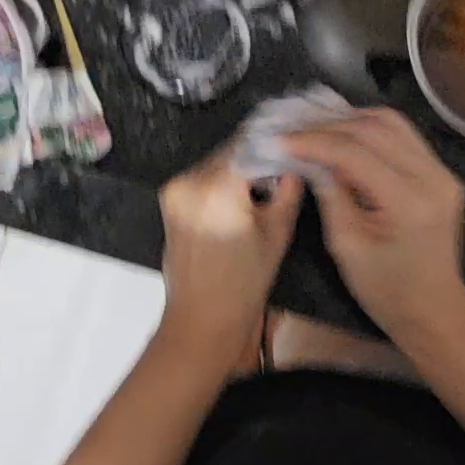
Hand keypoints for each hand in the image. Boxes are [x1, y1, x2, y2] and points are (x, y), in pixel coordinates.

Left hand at [157, 150, 303, 354]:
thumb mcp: (278, 234)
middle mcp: (189, 181)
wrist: (201, 319)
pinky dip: (221, 184)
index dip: (272, 145)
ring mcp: (174, 190)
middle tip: (282, 172)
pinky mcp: (169, 201)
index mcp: (217, 187)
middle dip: (256, 159)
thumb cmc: (243, 283)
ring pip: (216, 164)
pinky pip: (202, 179)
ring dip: (238, 171)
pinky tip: (240, 203)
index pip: (249, 145)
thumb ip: (288, 191)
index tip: (292, 148)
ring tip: (262, 191)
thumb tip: (294, 164)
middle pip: (230, 153)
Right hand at [281, 108, 464, 336]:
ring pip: (392, 123)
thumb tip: (308, 157)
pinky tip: (345, 134)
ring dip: (351, 120)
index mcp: (409, 201)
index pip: (356, 153)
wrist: (434, 311)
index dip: (314, 142)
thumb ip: (330, 194)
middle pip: (375, 129)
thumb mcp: (346, 247)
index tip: (281, 140)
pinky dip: (371, 130)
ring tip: (315, 126)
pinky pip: (404, 136)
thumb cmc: (386, 291)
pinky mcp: (443, 173)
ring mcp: (443, 172)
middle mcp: (433, 177)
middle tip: (293, 128)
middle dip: (328, 126)